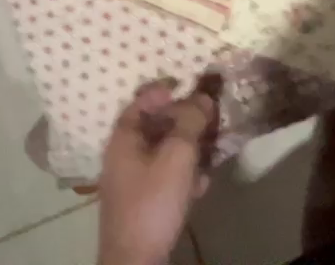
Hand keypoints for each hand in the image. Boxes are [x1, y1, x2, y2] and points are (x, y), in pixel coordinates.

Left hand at [97, 78, 217, 264]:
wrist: (136, 263)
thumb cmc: (153, 201)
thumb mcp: (177, 155)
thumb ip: (190, 121)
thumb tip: (202, 95)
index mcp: (123, 138)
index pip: (141, 100)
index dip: (166, 90)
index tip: (192, 86)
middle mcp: (122, 155)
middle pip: (155, 125)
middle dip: (185, 119)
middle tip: (210, 117)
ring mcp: (131, 181)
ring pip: (163, 150)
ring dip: (188, 146)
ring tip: (211, 149)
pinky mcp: (142, 203)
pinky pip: (165, 175)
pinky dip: (183, 172)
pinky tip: (201, 182)